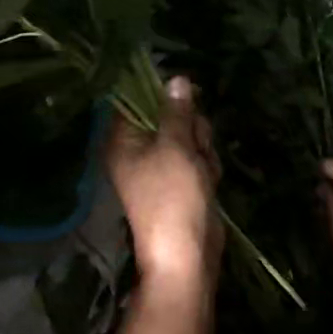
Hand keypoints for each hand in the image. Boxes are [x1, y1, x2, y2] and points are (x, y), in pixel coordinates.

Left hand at [105, 76, 222, 292]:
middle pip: (168, 115)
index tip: (186, 95)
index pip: (136, 99)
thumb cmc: (173, 197)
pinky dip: (206, 166)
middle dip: (190, 127)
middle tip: (194, 144)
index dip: (162, 93)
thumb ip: (177, 111)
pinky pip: (196, 156)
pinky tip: (209, 180)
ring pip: (187, 135)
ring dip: (201, 148)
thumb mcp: (176, 147)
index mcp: (123, 139)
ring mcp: (159, 165)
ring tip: (202, 169)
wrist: (187, 255)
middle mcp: (137, 149)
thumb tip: (176, 78)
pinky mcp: (180, 179)